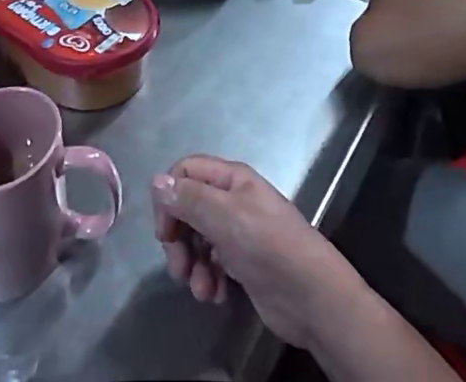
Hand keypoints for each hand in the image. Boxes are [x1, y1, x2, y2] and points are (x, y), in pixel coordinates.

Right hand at [152, 156, 359, 349]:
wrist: (308, 293)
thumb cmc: (268, 244)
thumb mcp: (226, 217)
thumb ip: (190, 198)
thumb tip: (157, 180)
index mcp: (232, 178)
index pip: (186, 171)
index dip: (169, 197)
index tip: (165, 231)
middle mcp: (233, 199)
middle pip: (187, 208)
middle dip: (178, 240)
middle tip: (179, 267)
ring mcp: (238, 231)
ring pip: (196, 240)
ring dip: (192, 266)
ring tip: (201, 288)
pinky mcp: (241, 261)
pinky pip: (211, 264)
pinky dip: (207, 279)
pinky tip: (215, 295)